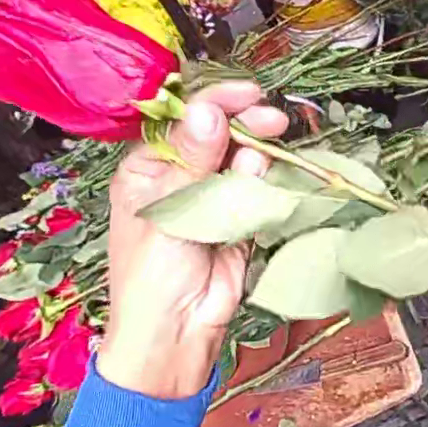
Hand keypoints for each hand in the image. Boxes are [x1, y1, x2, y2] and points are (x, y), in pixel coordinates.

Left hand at [101, 82, 287, 398]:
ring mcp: (216, 196)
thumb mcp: (166, 214)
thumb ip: (194, 163)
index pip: (184, 122)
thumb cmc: (151, 275)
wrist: (177, 332)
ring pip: (246, 159)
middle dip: (247, 124)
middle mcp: (184, 176)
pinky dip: (272, 181)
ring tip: (270, 160)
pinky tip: (277, 180)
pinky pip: (262, 188)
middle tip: (274, 121)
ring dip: (261, 154)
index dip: (215, 102)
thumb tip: (210, 111)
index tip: (248, 94)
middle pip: (221, 135)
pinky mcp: (245, 216)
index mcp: (150, 169)